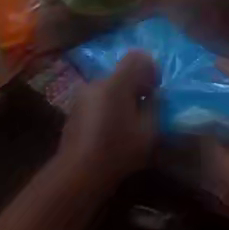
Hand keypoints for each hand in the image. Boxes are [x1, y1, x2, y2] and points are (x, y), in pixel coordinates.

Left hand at [54, 52, 158, 191]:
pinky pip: (96, 102)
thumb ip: (155, 107)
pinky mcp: (73, 111)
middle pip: (121, 74)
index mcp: (116, 83)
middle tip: (145, 110)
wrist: (78, 172)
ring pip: (108, 89)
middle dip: (135, 88)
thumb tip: (155, 96)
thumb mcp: (148, 131)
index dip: (150, 69)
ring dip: (120, 99)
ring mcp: (80, 97)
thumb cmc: (117, 150)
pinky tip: (110, 132)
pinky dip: (106, 109)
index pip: (137, 57)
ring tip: (128, 124)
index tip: (155, 90)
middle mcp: (95, 83)